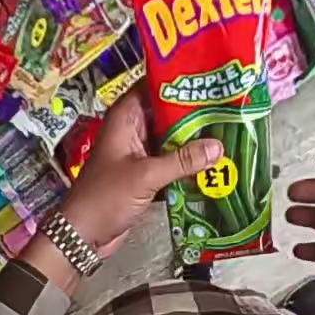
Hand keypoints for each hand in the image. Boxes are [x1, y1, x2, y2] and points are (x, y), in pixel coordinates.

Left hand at [59, 89, 221, 253]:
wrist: (85, 234)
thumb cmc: (106, 198)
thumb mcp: (146, 176)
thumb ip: (182, 161)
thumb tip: (218, 147)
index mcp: (126, 118)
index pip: (155, 87)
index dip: (181, 82)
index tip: (211, 80)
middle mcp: (133, 131)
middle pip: (169, 115)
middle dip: (196, 116)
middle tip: (229, 112)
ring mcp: (139, 155)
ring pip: (172, 142)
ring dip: (194, 144)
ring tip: (227, 136)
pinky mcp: (145, 177)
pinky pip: (171, 165)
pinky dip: (187, 166)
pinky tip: (210, 166)